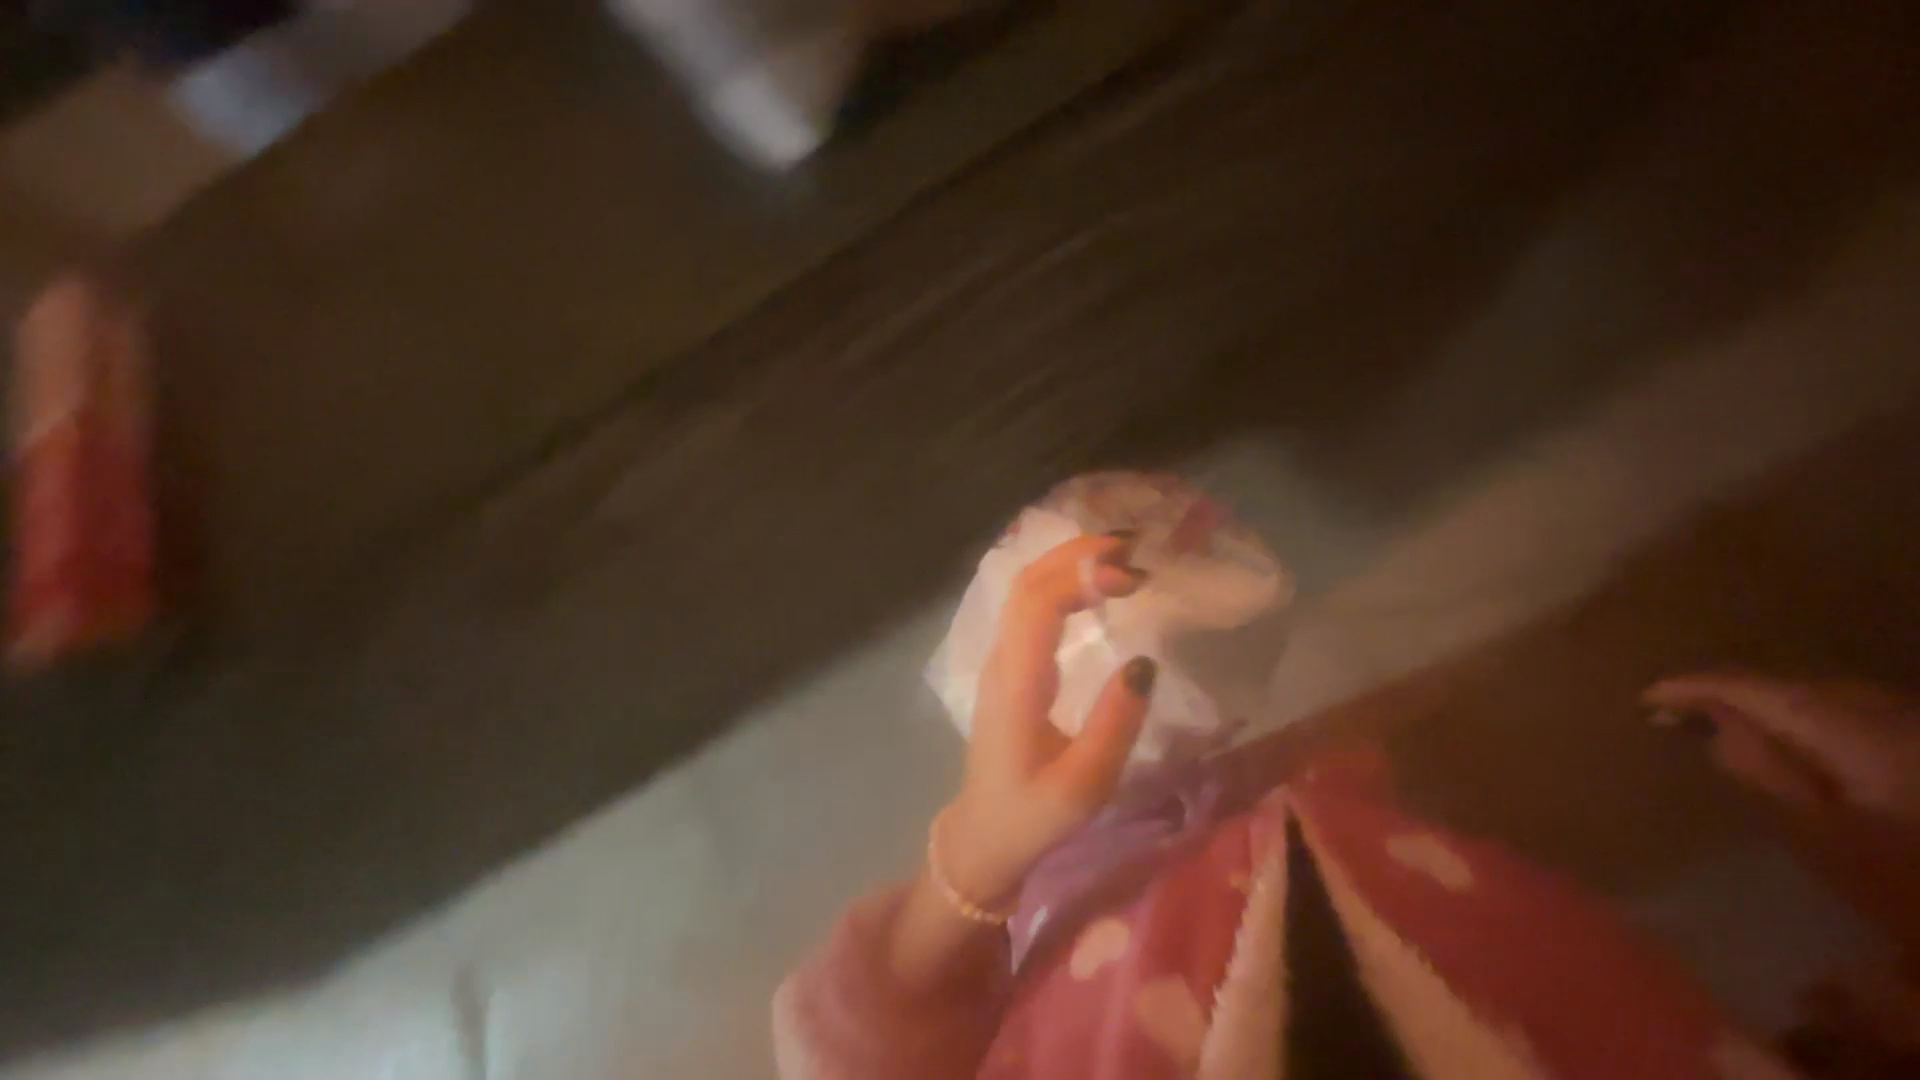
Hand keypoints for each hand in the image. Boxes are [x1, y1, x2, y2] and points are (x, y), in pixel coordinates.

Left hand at [937, 532, 1157, 907]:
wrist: (983, 835)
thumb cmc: (1033, 815)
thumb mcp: (1085, 784)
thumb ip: (1114, 724)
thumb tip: (1144, 662)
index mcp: (1017, 682)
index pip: (1039, 603)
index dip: (1083, 574)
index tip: (1136, 576)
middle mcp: (1002, 659)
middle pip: (1028, 583)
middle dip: (1078, 554)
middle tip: (1135, 547)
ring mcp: (1001, 660)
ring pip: (1026, 590)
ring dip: (1070, 564)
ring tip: (1123, 557)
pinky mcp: (1010, 667)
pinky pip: (1031, 608)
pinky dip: (1064, 584)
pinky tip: (1095, 586)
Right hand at [1644, 672, 1919, 824]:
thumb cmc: (1907, 874)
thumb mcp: (1827, 839)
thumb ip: (1767, 773)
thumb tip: (1717, 724)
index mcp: (1843, 726)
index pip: (1749, 688)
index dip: (1691, 688)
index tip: (1645, 699)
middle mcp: (1878, 707)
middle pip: (1786, 685)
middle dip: (1729, 694)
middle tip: (1676, 712)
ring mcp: (1912, 720)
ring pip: (1821, 695)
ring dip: (1769, 705)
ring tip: (1725, 722)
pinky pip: (1853, 712)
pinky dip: (1810, 719)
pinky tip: (1795, 739)